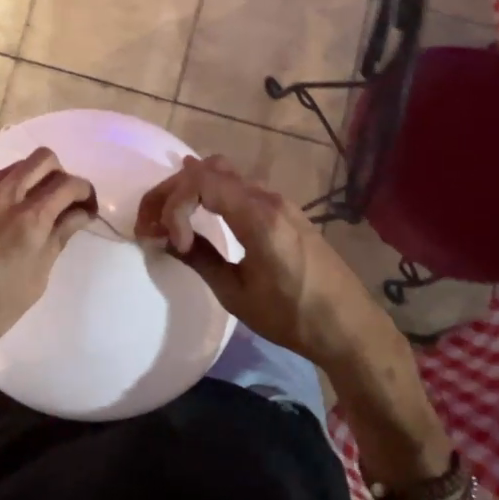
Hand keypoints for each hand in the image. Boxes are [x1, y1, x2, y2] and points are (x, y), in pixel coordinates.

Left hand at [0, 149, 96, 471]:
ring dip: (30, 180)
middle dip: (59, 176)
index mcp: (28, 219)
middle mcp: (1, 196)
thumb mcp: (34, 279)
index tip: (86, 209)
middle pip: (42, 159)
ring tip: (31, 213)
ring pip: (12, 167)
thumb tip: (77, 214)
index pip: (67, 183)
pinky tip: (0, 220)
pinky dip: (3, 191)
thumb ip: (57, 239)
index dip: (84, 192)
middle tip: (62, 204)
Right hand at [135, 154, 392, 374]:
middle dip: (170, 194)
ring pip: (222, 174)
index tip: (175, 244)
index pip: (200, 181)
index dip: (174, 207)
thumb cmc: (292, 317)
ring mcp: (279, 201)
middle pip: (206, 171)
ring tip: (168, 221)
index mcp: (259, 217)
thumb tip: (166, 240)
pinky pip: (237, 187)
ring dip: (188, 192)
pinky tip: (197, 216)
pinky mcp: (284, 211)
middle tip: (149, 226)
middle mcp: (269, 198)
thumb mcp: (236, 294)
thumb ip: (198, 259)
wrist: (350, 328)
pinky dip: (209, 195)